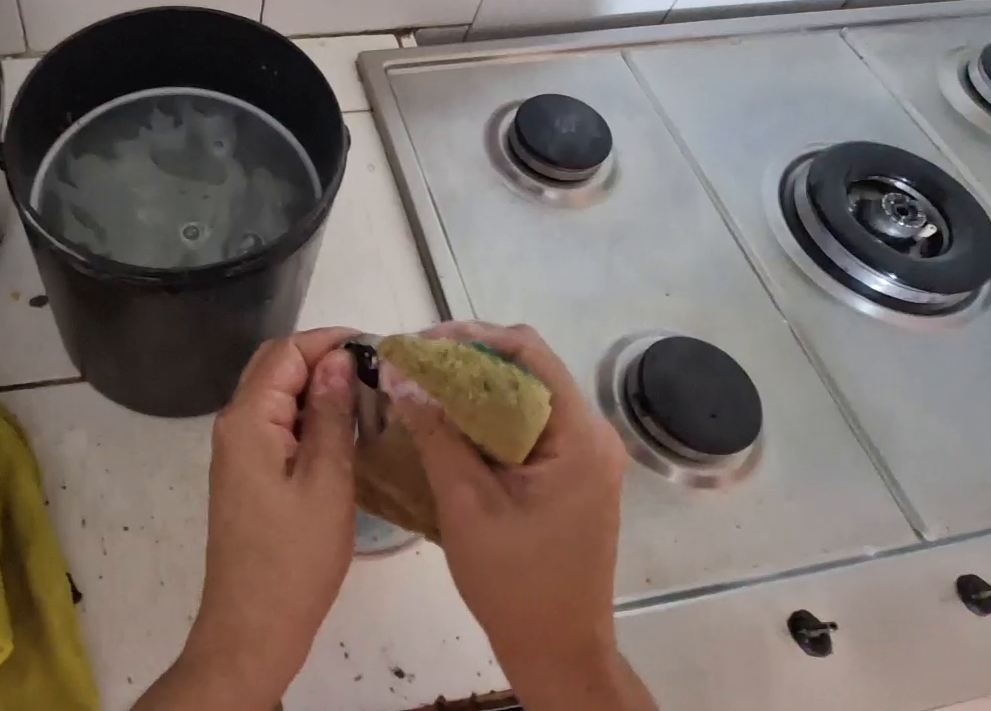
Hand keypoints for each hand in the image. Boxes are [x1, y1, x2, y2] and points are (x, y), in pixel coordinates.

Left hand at [134, 328, 359, 710]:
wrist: (251, 629)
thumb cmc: (294, 559)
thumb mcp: (326, 481)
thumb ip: (330, 414)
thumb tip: (338, 357)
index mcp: (247, 418)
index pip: (286, 352)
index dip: (329, 340)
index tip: (376, 346)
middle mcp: (234, 423)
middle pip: (275, 365)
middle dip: (322, 356)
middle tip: (374, 367)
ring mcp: (237, 448)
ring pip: (275, 392)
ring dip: (315, 384)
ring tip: (366, 391)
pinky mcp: (246, 470)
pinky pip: (275, 421)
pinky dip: (306, 412)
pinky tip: (340, 425)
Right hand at [396, 321, 653, 710]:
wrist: (559, 652)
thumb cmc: (515, 583)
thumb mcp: (465, 502)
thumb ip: (434, 431)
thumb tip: (399, 373)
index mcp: (579, 438)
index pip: (529, 353)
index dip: (472, 337)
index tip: (422, 344)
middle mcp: (591, 434)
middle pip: (527, 366)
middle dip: (467, 357)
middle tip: (415, 364)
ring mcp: (585, 453)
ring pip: (524, 391)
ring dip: (474, 383)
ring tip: (424, 385)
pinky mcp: (571, 470)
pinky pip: (526, 420)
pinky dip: (487, 411)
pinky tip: (449, 420)